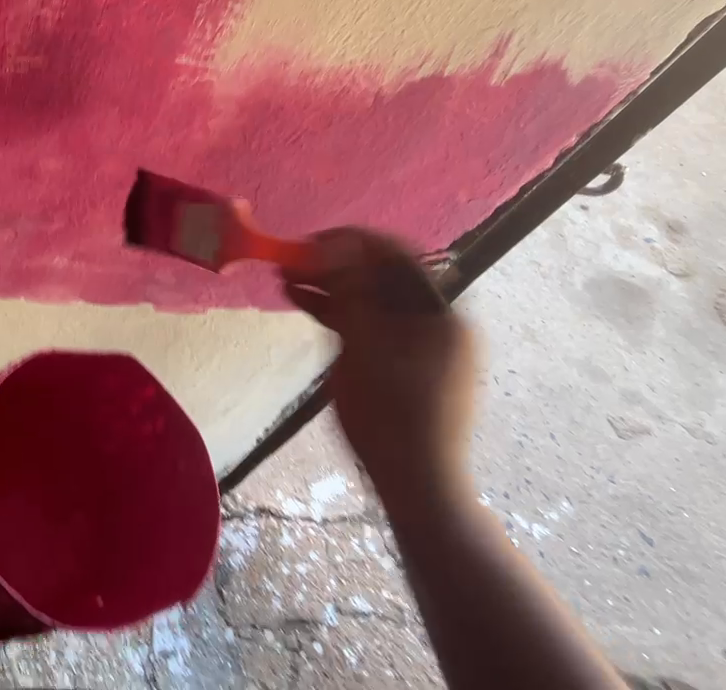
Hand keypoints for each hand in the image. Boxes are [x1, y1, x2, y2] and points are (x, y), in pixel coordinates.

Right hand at [283, 228, 477, 511]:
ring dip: (329, 286)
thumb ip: (350, 293)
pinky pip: (366, 322)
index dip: (348, 242)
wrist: (415, 482)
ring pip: (368, 298)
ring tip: (286, 279)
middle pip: (378, 276)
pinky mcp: (398, 359)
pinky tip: (302, 303)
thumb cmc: (393, 415)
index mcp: (440, 312)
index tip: (305, 243)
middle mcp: (433, 318)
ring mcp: (417, 340)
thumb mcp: (366, 347)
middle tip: (289, 261)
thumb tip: (330, 246)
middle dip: (332, 264)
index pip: (393, 255)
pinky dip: (336, 312)